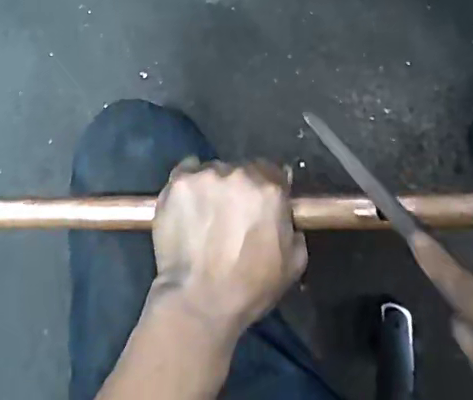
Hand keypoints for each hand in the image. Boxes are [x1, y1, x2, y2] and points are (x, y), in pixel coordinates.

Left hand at [150, 159, 307, 333]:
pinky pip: (187, 171)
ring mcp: (207, 176)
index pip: (272, 173)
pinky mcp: (179, 183)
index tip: (258, 207)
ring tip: (205, 216)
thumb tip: (285, 217)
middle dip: (239, 190)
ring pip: (214, 172)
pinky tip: (188, 204)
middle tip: (231, 217)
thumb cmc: (249, 288)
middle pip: (241, 171)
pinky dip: (189, 184)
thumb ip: (294, 230)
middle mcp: (239, 174)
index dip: (266, 190)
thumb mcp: (293, 264)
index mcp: (270, 190)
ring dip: (213, 188)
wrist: (198, 302)